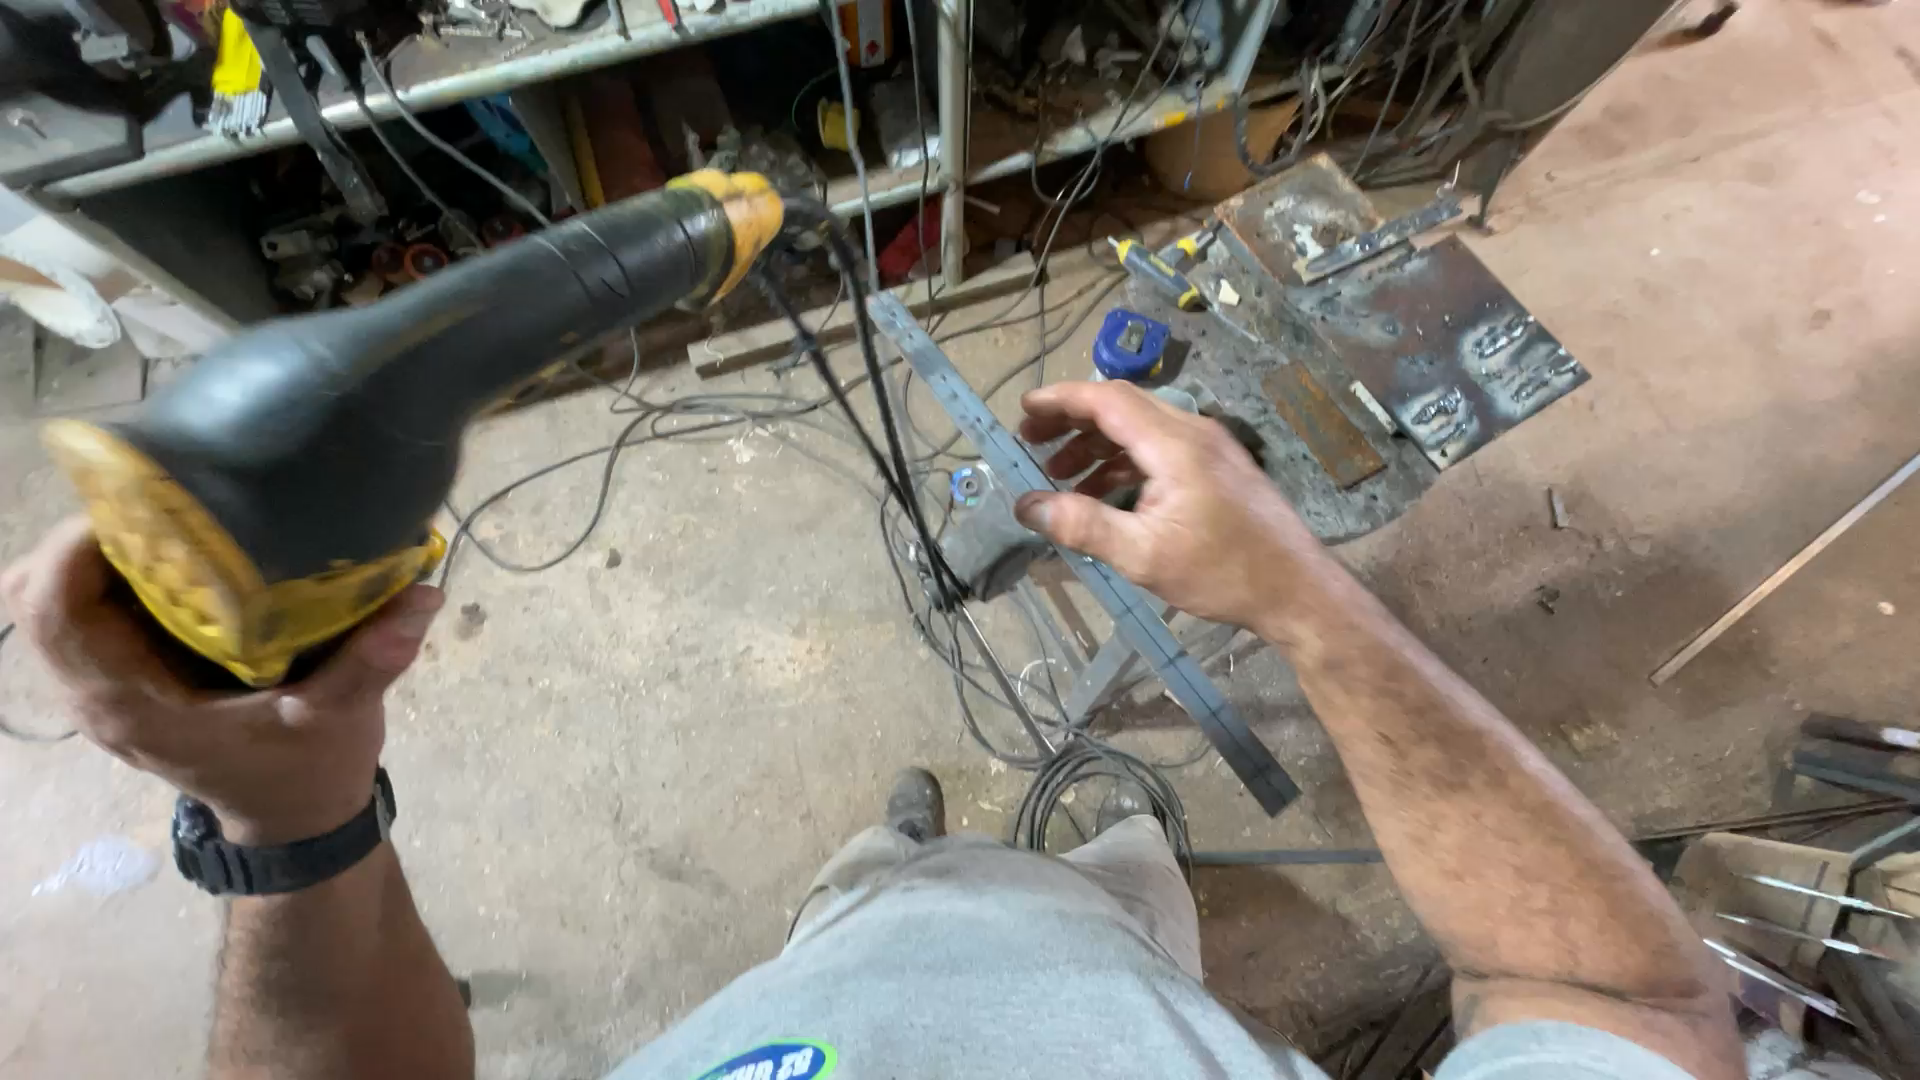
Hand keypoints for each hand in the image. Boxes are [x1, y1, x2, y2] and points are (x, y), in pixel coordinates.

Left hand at [2, 517, 443, 844]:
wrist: (296, 814)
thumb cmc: (307, 770)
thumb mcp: (342, 716)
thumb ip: (372, 660)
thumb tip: (423, 595)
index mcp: (130, 702)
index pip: (58, 616)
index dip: (76, 553)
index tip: (137, 502)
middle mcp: (102, 689)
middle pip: (42, 599)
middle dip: (89, 541)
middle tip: (166, 503)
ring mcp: (115, 684)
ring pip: (66, 602)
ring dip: (107, 555)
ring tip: (178, 519)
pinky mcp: (138, 677)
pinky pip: (101, 614)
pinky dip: (128, 576)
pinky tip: (191, 557)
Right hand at [1013, 381, 1358, 643]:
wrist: (1297, 591)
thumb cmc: (1222, 572)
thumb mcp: (1143, 555)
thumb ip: (1082, 525)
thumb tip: (1025, 506)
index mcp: (1174, 444)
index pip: (1108, 400)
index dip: (1061, 400)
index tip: (1024, 410)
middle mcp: (1192, 432)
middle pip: (1121, 408)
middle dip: (1071, 421)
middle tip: (1030, 444)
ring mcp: (1207, 448)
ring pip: (1138, 430)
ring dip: (1095, 446)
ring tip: (1058, 475)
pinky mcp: (1214, 468)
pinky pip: (1156, 451)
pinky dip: (1121, 464)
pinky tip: (1102, 495)